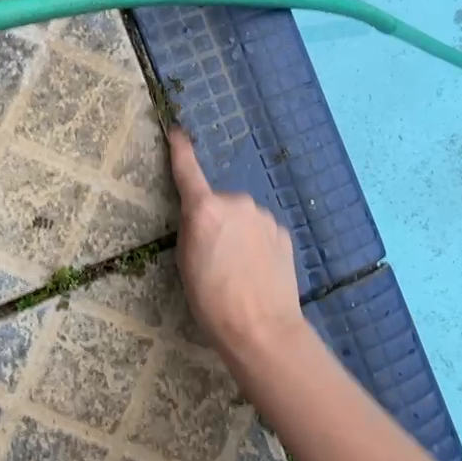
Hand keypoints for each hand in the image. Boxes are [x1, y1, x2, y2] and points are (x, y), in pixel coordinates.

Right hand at [168, 129, 305, 354]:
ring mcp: (264, 216)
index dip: (180, 150)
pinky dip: (257, 245)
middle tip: (211, 259)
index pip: (188, 171)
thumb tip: (202, 218)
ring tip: (237, 273)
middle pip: (218, 205)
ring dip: (238, 235)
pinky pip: (261, 232)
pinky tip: (257, 272)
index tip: (177, 132)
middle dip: (215, 223)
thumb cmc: (211, 301)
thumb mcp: (186, 263)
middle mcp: (236, 202)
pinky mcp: (283, 232)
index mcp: (204, 209)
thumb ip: (192, 229)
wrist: (262, 328)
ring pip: (242, 219)